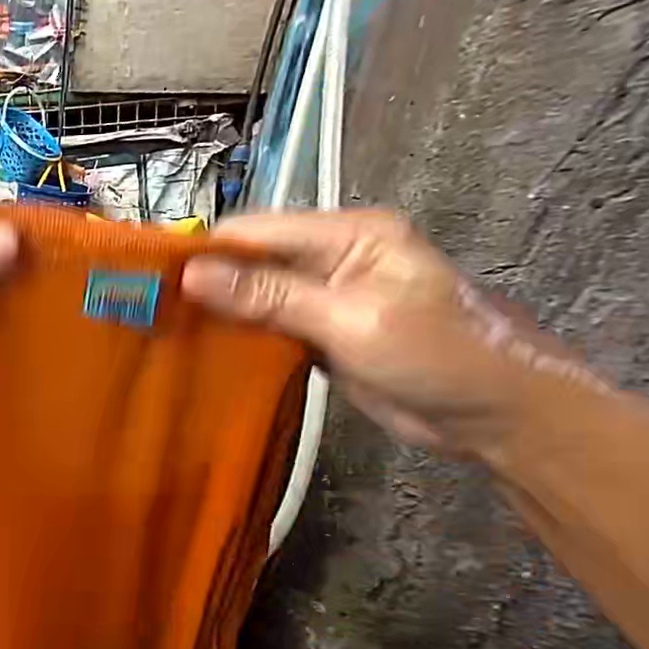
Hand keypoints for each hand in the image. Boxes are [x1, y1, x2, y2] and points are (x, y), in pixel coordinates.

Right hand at [181, 210, 604, 454]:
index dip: (204, 250)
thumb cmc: (438, 357)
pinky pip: (263, 323)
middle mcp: (330, 256)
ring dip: (216, 309)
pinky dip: (235, 333)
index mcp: (348, 235)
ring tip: (163, 326)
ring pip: (251, 293)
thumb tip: (192, 273)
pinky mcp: (316, 329)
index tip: (151, 276)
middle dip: (204, 281)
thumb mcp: (350, 321)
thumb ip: (269, 296)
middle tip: (150, 306)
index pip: (256, 231)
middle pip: (249, 260)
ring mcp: (322, 295)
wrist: (498, 417)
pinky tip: (201, 346)